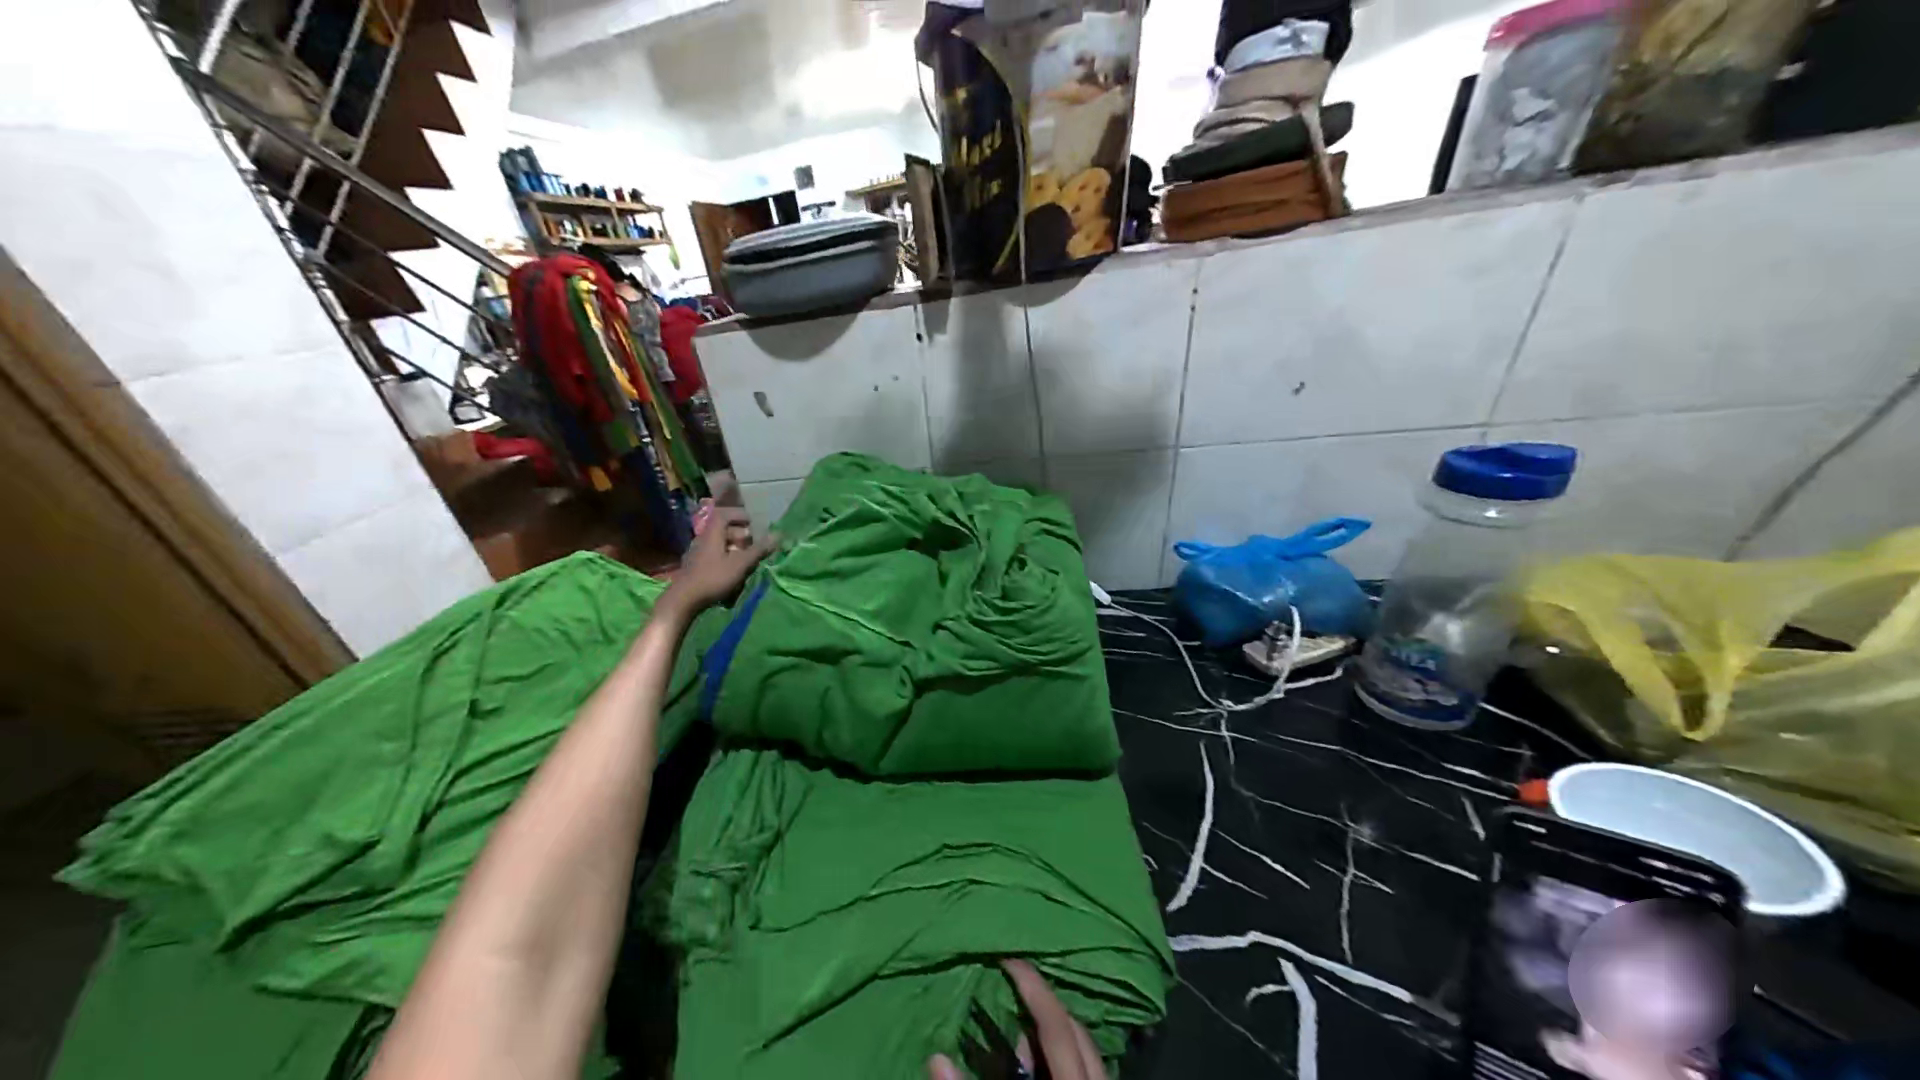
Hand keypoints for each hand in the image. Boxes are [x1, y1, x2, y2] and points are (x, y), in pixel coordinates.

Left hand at [660, 507, 776, 615]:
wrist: (683, 599)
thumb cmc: (713, 577)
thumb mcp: (740, 564)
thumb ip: (758, 550)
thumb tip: (777, 535)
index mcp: (712, 533)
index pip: (725, 514)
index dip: (739, 515)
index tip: (753, 523)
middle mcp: (702, 539)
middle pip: (722, 529)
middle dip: (739, 533)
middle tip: (752, 543)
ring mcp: (697, 552)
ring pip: (717, 543)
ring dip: (732, 547)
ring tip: (744, 558)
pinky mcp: (694, 566)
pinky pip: (713, 554)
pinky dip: (724, 557)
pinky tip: (731, 570)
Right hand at [928, 959, 1107, 1079]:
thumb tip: (936, 1059)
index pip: (1054, 1025)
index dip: (1033, 987)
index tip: (1008, 958)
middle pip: (1077, 1032)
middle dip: (1045, 1005)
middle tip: (1013, 988)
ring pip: (1087, 1052)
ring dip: (1055, 1034)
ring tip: (1020, 1031)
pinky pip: (1088, 1073)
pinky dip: (1064, 1059)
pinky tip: (1039, 1069)